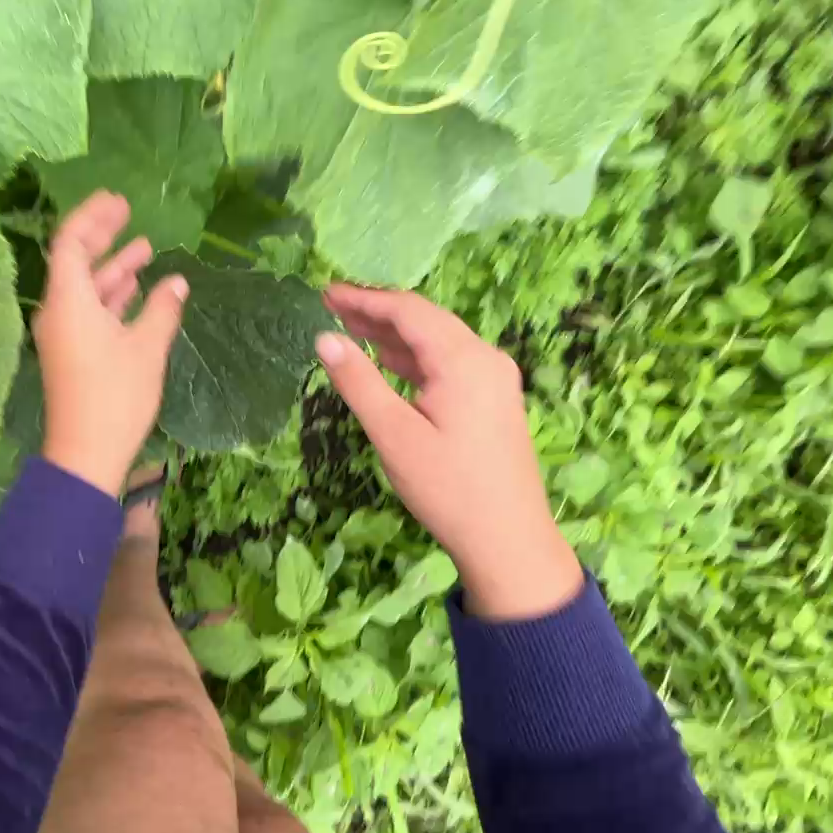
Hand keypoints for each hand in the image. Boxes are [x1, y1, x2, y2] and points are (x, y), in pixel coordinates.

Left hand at [33, 193, 188, 496]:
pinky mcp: (71, 353)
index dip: (92, 217)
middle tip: (128, 213)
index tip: (119, 202)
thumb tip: (176, 283)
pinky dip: (110, 296)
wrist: (86, 454)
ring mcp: (63, 334)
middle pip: (75, 261)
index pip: (70, 242)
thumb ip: (161, 308)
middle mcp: (58, 312)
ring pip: (85, 289)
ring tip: (144, 248)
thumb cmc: (116, 397)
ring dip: (112, 268)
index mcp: (68, 301)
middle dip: (102, 236)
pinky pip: (88, 311)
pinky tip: (135, 289)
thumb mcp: (146, 348)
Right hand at [316, 284, 582, 620]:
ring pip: (436, 340)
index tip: (325, 293)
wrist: (508, 540)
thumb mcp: (393, 434)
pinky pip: (447, 362)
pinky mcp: (492, 398)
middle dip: (377, 311)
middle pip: (425, 319)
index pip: (408, 311)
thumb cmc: (447, 488)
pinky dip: (412, 356)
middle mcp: (485, 358)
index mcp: (464, 360)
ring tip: (349, 328)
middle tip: (331, 306)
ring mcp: (493, 378)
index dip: (364, 299)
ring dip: (393, 333)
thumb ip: (358, 381)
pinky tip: (387, 360)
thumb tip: (324, 338)